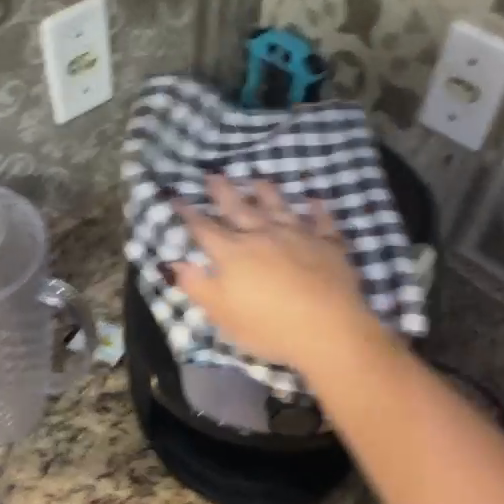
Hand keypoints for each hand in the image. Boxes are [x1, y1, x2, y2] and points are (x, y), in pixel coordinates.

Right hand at [169, 176, 384, 374]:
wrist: (327, 329)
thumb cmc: (268, 327)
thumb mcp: (222, 314)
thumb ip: (198, 286)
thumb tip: (175, 264)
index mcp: (233, 253)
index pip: (204, 229)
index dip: (188, 213)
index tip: (176, 197)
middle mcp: (263, 235)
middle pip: (239, 208)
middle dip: (223, 192)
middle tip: (213, 175)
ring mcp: (298, 236)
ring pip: (278, 207)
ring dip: (266, 192)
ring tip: (257, 179)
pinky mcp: (328, 244)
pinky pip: (321, 221)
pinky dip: (316, 209)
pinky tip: (314, 200)